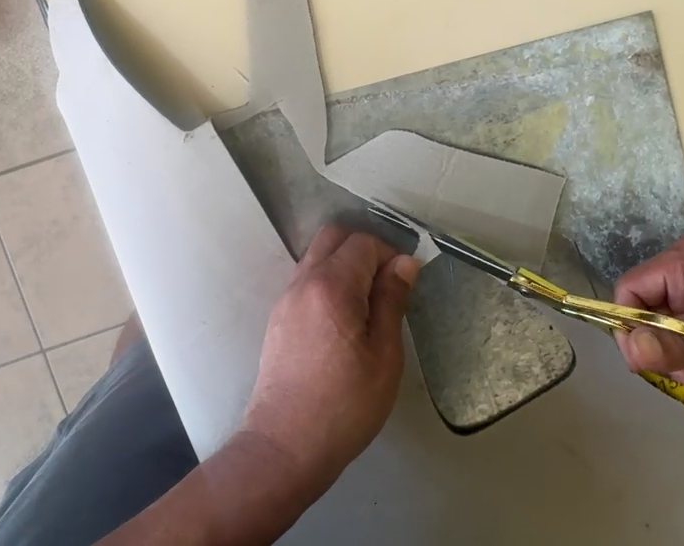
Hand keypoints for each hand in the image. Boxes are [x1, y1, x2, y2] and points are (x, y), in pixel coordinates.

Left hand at [241, 225, 420, 490]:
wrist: (285, 447)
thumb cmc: (345, 406)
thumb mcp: (384, 356)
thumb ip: (392, 301)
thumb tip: (405, 263)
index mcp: (332, 286)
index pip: (363, 243)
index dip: (390, 254)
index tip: (405, 283)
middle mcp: (304, 282)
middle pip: (334, 237)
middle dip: (364, 249)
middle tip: (387, 285)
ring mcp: (286, 299)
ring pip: (317, 256)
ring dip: (344, 265)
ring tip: (367, 304)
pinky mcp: (278, 318)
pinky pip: (306, 279)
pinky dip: (328, 281)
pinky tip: (344, 318)